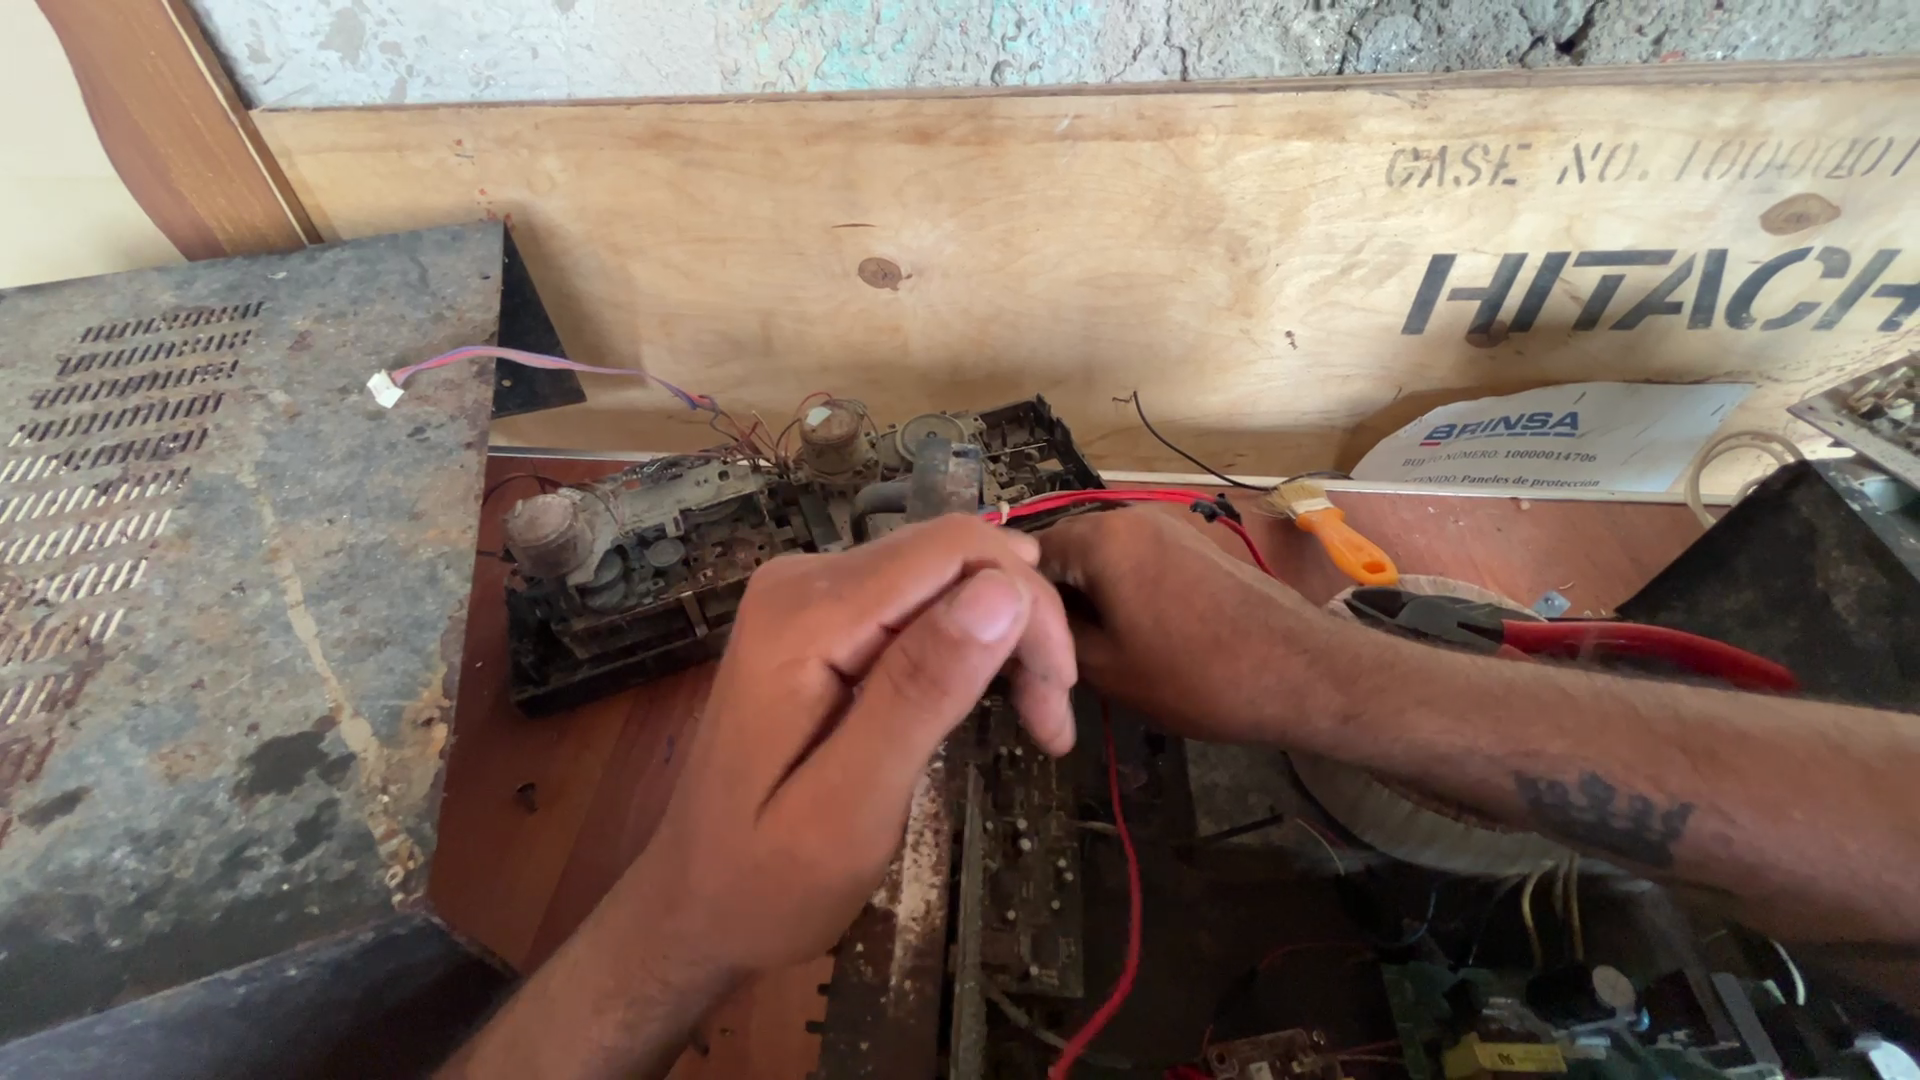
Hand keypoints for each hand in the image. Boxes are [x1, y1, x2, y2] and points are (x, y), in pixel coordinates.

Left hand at [446, 516, 1075, 1079]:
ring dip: (1004, 638)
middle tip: (1051, 721)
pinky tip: (993, 695)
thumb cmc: (768, 878)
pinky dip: (971, 643)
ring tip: (1036, 720)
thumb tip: (1001, 590)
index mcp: (805, 613)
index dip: (1026, 606)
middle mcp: (806, 577)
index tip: (1056, 695)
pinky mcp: (827, 613)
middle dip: (1022, 626)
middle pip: (955, 556)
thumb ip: (921, 690)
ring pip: (948, 575)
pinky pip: (923, 600)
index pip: (953, 551)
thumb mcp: (852, 803)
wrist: (697, 900)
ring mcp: (813, 591)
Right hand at [1038, 504, 1356, 744]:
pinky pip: (1137, 559)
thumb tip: (1028, 625)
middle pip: (1064, 552)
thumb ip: (1052, 637)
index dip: (1015, 603)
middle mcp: (1130, 514)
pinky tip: (1135, 630)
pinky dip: (1122, 589)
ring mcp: (1168, 524)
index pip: (1025, 557)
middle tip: (1053, 649)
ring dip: (1089, 594)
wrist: (1304, 673)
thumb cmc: (1195, 674)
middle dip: (1054, 597)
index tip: (1016, 644)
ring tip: (1093, 645)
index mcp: (1099, 536)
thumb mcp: (1103, 669)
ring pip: (1101, 557)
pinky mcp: (1196, 542)